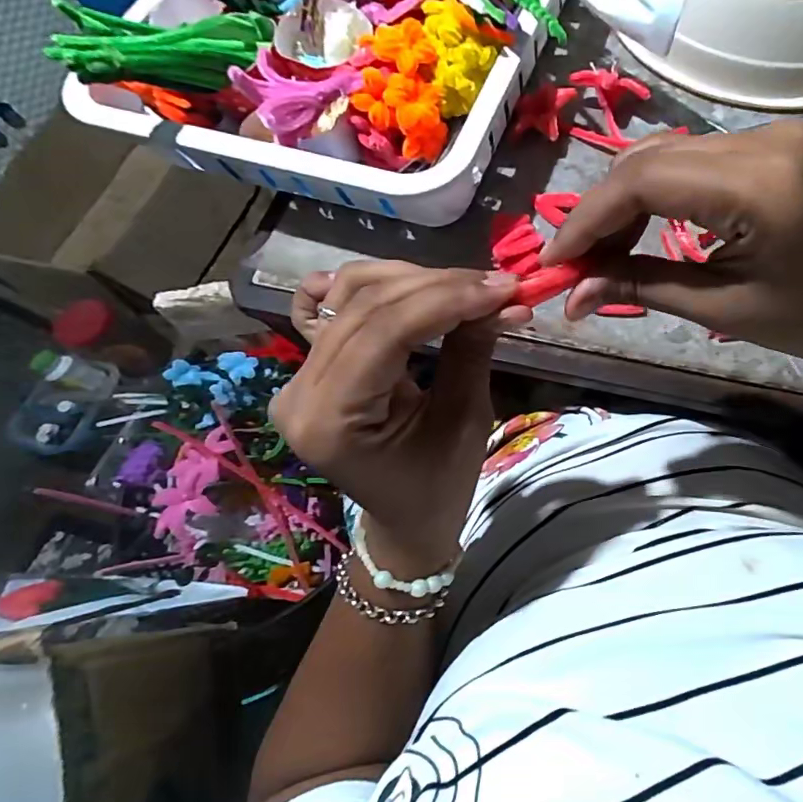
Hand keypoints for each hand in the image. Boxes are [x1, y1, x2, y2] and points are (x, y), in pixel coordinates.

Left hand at [271, 262, 527, 560]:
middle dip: (440, 286)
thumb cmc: (440, 487)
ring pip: (351, 295)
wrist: (406, 521)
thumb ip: (472, 351)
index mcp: (331, 419)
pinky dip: (384, 289)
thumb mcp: (465, 421)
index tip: (505, 287)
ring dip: (417, 280)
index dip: (448, 299)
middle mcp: (300, 391)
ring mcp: (298, 377)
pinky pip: (341, 309)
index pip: (385, 331)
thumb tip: (504, 299)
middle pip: (365, 305)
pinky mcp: (310, 368)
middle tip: (499, 285)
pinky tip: (415, 283)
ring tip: (471, 286)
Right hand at [539, 122, 802, 374]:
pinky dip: (658, 186)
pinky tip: (641, 221)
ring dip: (625, 196)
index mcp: (759, 188)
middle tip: (575, 260)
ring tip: (603, 247)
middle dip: (601, 210)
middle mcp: (765, 141)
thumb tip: (570, 294)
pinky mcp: (771, 137)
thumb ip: (640, 286)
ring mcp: (771, 132)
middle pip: (650, 159)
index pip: (646, 181)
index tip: (557, 259)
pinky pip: (693, 154)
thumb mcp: (717, 309)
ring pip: (666, 152)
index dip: (589, 218)